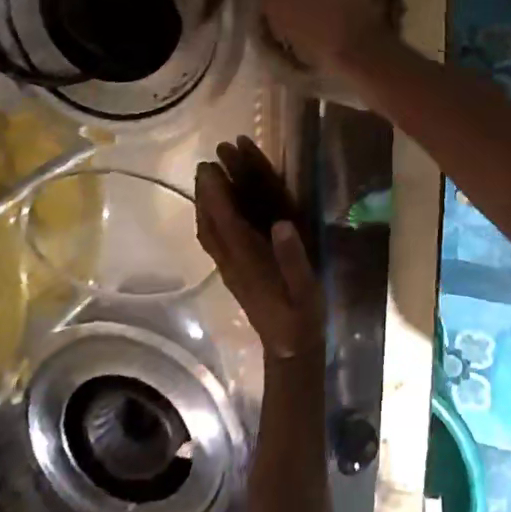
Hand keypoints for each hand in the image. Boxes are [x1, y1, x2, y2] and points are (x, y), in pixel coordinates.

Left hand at [195, 137, 322, 360]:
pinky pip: (212, 240)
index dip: (217, 193)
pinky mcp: (232, 272)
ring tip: (206, 178)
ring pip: (208, 231)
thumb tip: (281, 224)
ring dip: (204, 203)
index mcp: (249, 261)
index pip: (227, 220)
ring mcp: (229, 267)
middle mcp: (233, 261)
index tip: (211, 166)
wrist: (290, 349)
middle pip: (211, 221)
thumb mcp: (306, 287)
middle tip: (207, 162)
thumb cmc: (301, 315)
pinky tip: (213, 211)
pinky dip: (208, 220)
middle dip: (207, 191)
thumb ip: (294, 258)